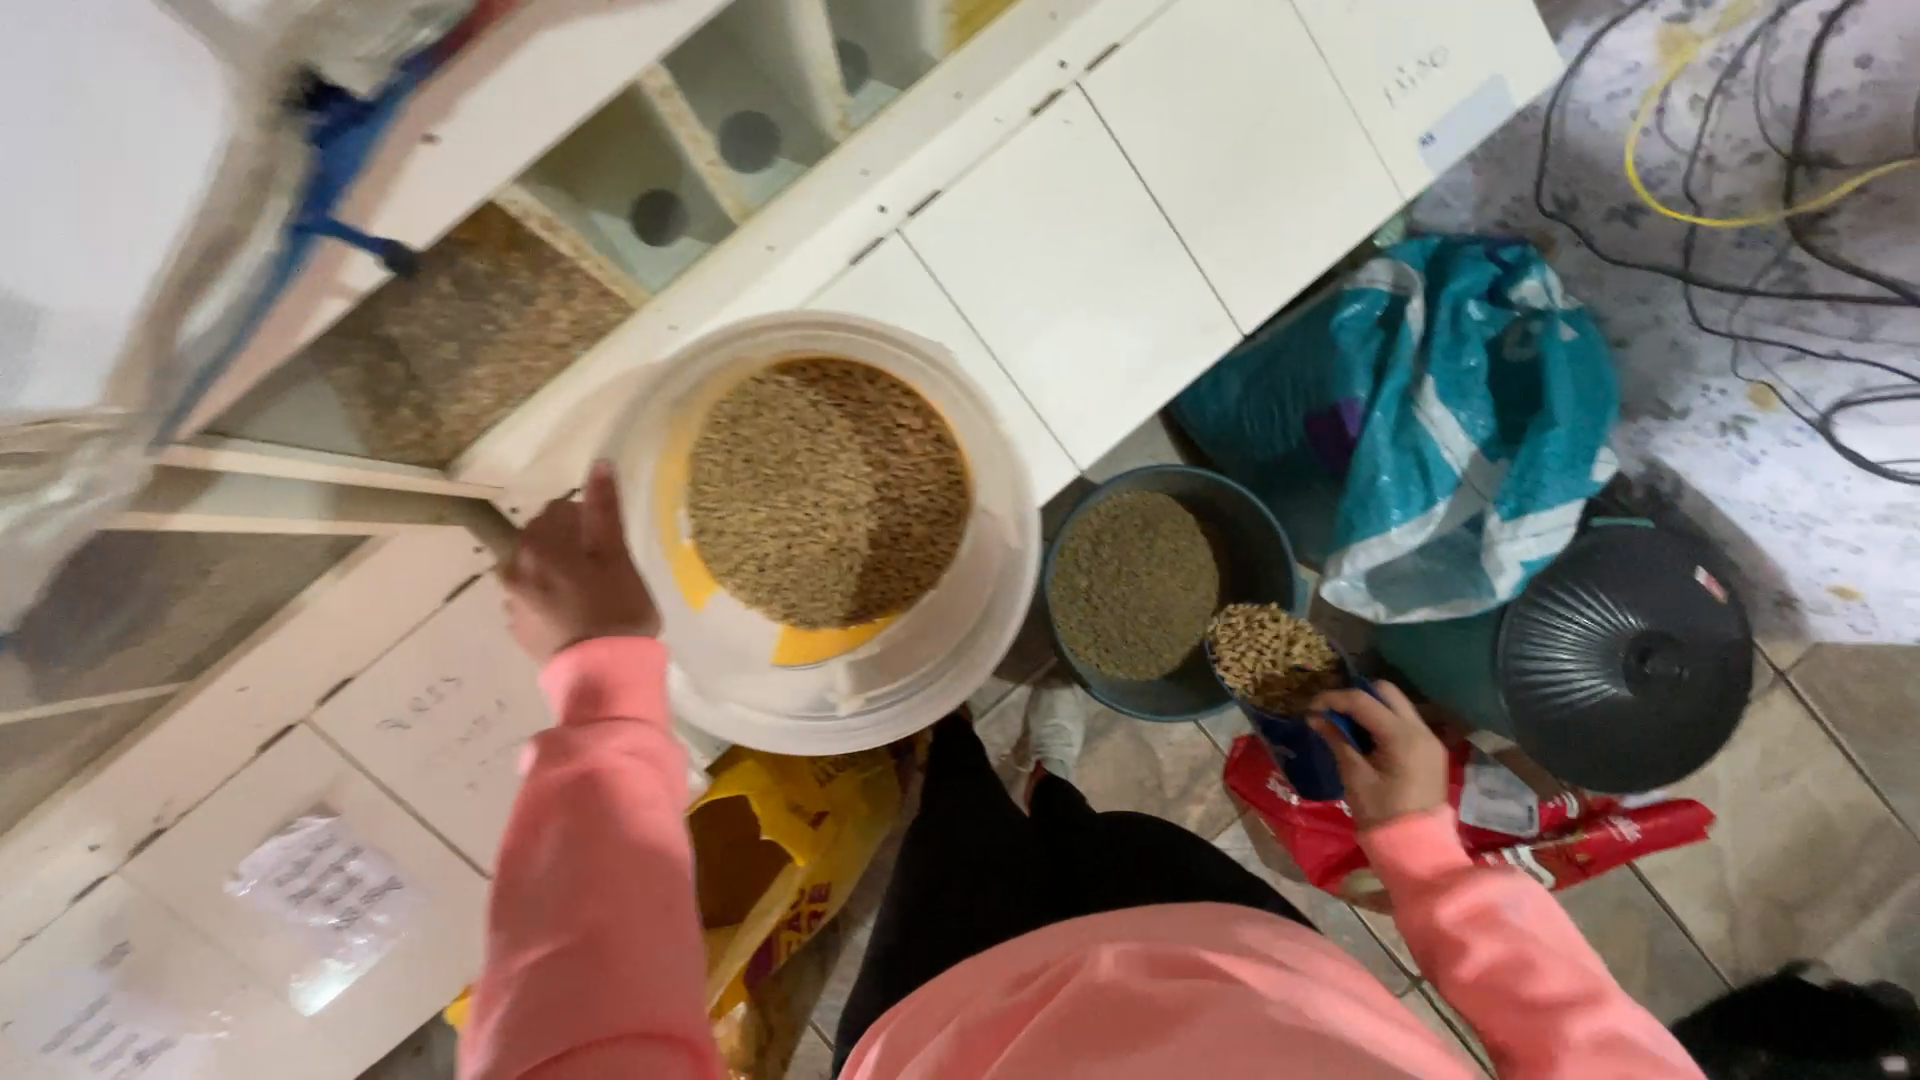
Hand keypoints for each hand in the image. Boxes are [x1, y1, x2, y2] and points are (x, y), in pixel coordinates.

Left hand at [502, 460, 659, 663]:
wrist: (604, 675)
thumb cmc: (617, 609)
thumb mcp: (618, 556)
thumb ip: (604, 510)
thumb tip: (598, 464)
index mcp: (539, 544)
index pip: (559, 510)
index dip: (589, 522)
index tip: (610, 546)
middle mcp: (513, 568)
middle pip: (542, 539)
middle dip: (569, 546)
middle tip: (605, 570)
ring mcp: (511, 602)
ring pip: (535, 570)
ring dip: (558, 573)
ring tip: (592, 596)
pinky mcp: (518, 630)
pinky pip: (532, 600)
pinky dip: (551, 600)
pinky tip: (578, 618)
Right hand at [1308, 681, 1447, 829]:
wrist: (1418, 847)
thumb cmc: (1381, 813)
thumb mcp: (1355, 775)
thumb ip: (1337, 740)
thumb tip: (1315, 717)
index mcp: (1403, 737)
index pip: (1363, 701)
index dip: (1333, 699)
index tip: (1311, 709)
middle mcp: (1422, 731)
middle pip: (1386, 692)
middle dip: (1355, 696)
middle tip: (1332, 713)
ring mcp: (1430, 740)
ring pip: (1396, 704)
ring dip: (1369, 707)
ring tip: (1346, 724)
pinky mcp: (1430, 750)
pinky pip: (1404, 721)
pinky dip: (1382, 720)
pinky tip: (1365, 737)